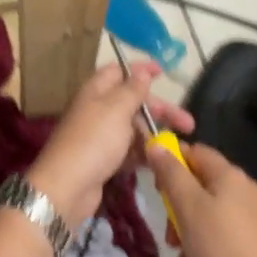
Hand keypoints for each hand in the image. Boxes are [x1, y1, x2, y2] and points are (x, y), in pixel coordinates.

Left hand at [26, 60, 193, 230]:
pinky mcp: (103, 159)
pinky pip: (128, 151)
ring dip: (154, 135)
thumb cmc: (94, 141)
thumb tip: (142, 71)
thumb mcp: (116, 109)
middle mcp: (97, 110)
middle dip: (160, 110)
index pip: (119, 71)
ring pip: (133, 129)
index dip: (140, 70)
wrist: (68, 186)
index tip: (163, 72)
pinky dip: (143, 154)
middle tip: (188, 124)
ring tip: (177, 148)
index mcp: (97, 91)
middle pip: (132, 102)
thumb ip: (132, 90)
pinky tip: (160, 162)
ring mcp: (100, 136)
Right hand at [147, 142, 256, 256]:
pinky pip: (224, 249)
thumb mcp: (189, 209)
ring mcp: (255, 224)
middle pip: (200, 194)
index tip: (157, 189)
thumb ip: (171, 175)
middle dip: (179, 221)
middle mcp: (246, 195)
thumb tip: (157, 144)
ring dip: (190, 251)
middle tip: (171, 243)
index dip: (172, 164)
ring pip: (209, 227)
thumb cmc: (225, 250)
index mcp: (231, 177)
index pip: (196, 153)